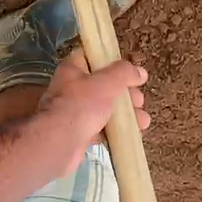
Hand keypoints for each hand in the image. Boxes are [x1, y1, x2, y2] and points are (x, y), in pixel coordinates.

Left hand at [35, 50, 149, 174]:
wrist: (59, 144)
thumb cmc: (80, 106)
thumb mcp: (105, 83)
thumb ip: (124, 74)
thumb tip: (140, 72)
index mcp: (73, 69)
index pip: (93, 57)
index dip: (113, 62)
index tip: (131, 72)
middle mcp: (72, 88)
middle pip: (103, 85)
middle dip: (125, 93)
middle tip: (139, 101)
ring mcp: (75, 111)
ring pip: (104, 108)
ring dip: (125, 114)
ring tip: (142, 121)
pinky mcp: (79, 132)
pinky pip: (101, 127)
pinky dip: (116, 130)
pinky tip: (131, 134)